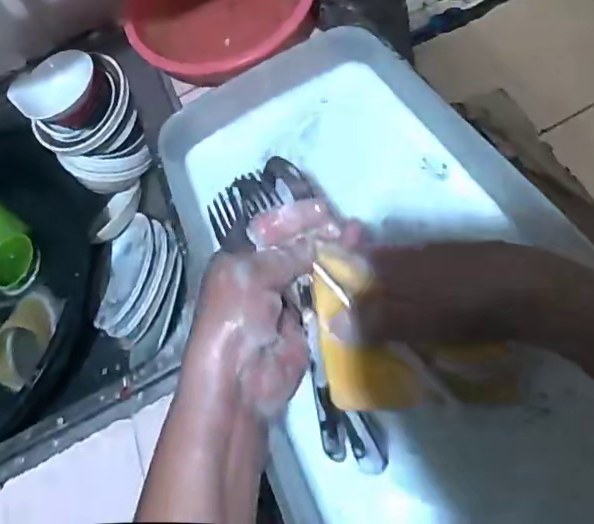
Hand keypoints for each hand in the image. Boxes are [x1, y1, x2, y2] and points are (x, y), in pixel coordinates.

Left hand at [183, 199, 348, 416]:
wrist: (239, 384)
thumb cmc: (233, 319)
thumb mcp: (251, 275)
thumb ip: (287, 254)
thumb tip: (318, 241)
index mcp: (240, 258)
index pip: (270, 227)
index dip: (295, 216)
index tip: (323, 209)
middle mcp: (262, 274)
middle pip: (295, 246)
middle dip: (321, 233)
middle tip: (347, 225)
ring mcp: (285, 298)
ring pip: (313, 268)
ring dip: (335, 254)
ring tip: (361, 237)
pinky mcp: (305, 322)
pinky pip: (325, 296)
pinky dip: (342, 283)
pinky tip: (360, 267)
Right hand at [345, 241, 593, 345]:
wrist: (526, 289)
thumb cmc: (464, 306)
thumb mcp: (415, 320)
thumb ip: (375, 320)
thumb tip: (333, 322)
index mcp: (396, 261)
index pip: (357, 261)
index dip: (343, 275)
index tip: (337, 302)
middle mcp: (412, 251)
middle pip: (379, 264)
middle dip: (368, 286)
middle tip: (365, 318)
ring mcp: (440, 253)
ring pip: (405, 268)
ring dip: (395, 289)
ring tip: (395, 317)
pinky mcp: (464, 261)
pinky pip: (429, 273)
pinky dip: (421, 289)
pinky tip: (432, 307)